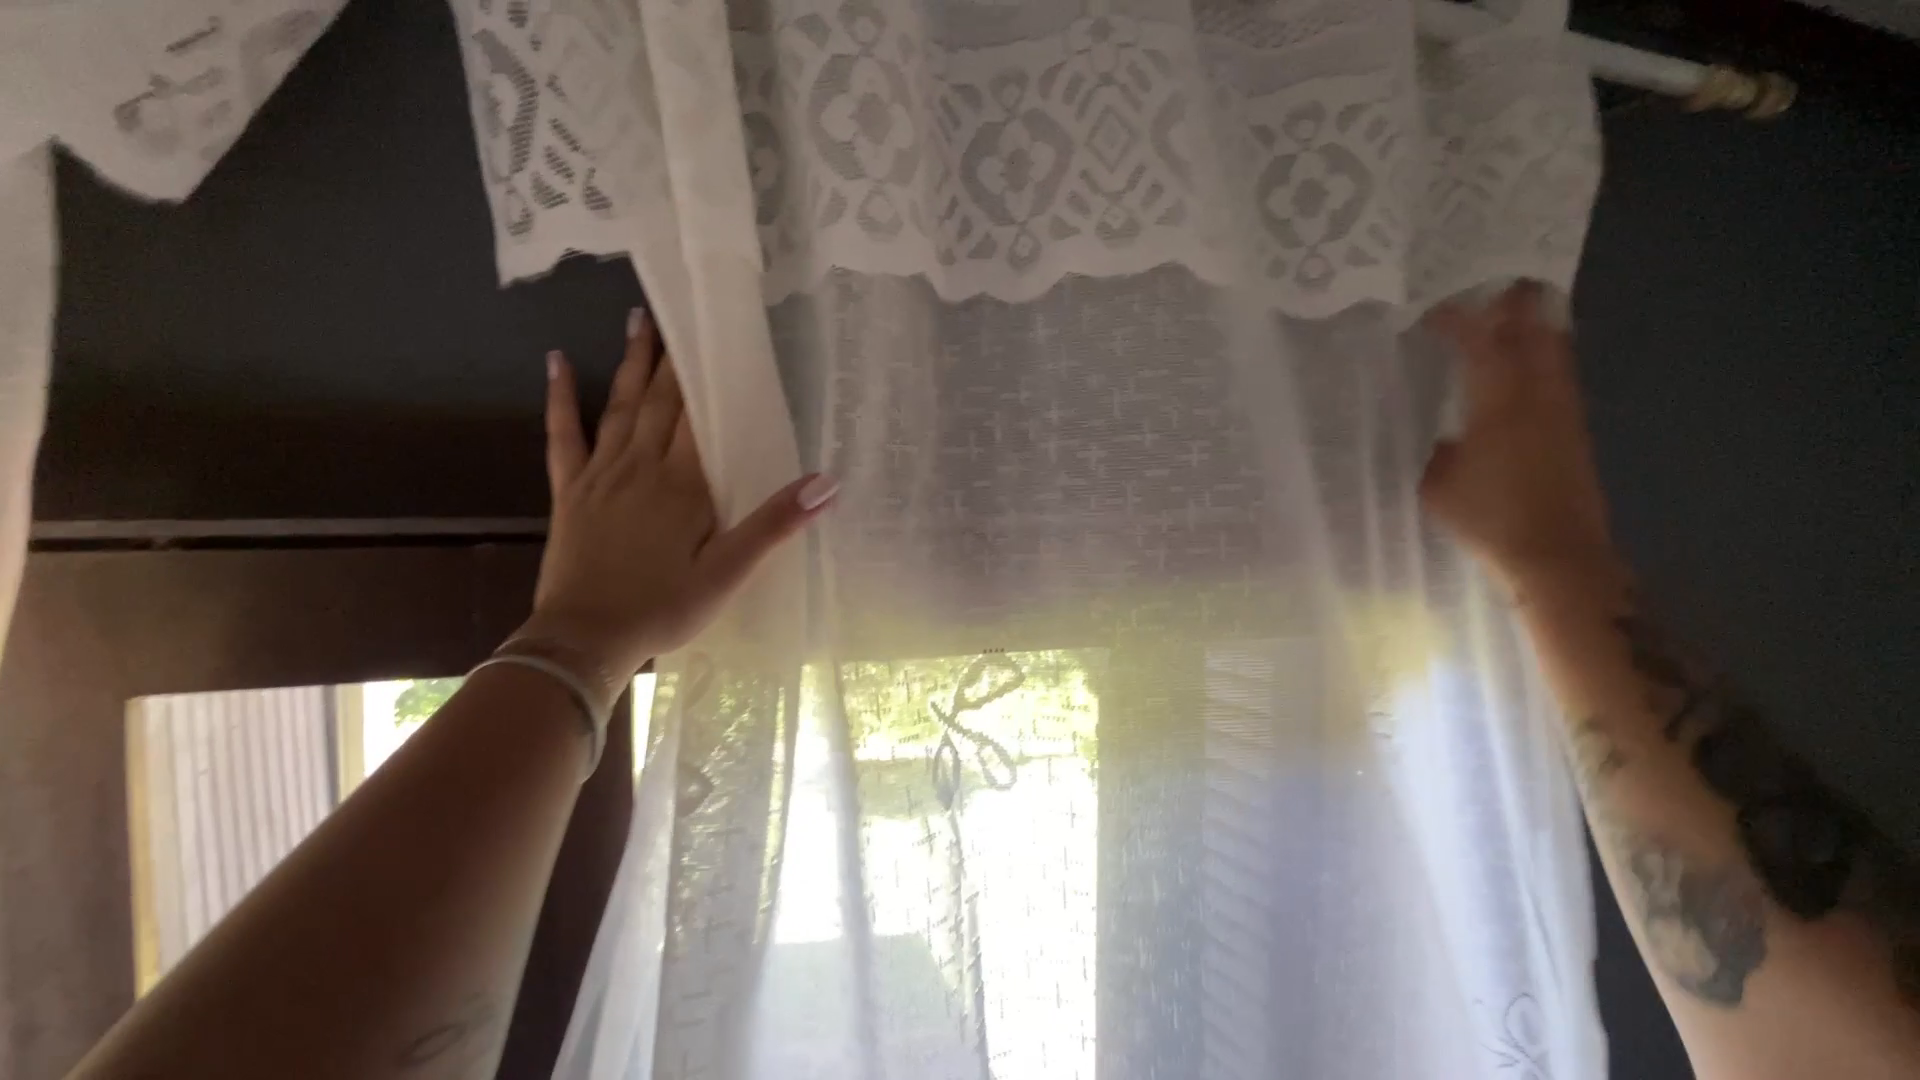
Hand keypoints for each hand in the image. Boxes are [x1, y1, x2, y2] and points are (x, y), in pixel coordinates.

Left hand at [520, 308, 835, 677]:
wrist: (585, 639)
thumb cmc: (664, 607)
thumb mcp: (729, 573)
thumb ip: (773, 524)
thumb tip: (826, 483)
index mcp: (683, 485)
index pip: (699, 418)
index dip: (709, 377)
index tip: (716, 336)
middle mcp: (642, 467)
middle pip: (662, 403)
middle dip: (674, 359)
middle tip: (680, 312)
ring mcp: (600, 475)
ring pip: (619, 407)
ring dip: (631, 364)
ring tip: (637, 321)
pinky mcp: (570, 492)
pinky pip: (564, 436)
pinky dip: (560, 398)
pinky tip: (556, 361)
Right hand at [1420, 281, 1617, 585]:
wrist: (1556, 554)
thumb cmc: (1489, 519)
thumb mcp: (1438, 486)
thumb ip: (1439, 452)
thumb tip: (1445, 438)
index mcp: (1497, 405)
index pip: (1479, 346)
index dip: (1458, 322)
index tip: (1433, 312)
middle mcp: (1537, 398)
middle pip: (1533, 334)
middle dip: (1516, 307)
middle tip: (1496, 287)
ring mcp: (1563, 413)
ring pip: (1555, 352)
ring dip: (1537, 327)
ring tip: (1519, 312)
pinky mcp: (1575, 432)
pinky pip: (1560, 377)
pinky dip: (1546, 357)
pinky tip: (1533, 363)